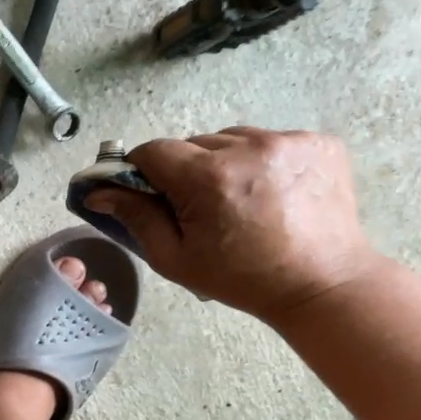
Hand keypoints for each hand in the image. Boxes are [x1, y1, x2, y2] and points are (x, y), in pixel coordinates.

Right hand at [87, 127, 383, 320]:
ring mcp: (291, 141)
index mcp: (208, 178)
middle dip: (183, 170)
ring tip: (233, 197)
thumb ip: (135, 217)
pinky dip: (257, 160)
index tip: (142, 191)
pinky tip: (265, 191)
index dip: (139, 170)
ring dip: (220, 162)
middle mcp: (250, 148)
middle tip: (193, 205)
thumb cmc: (238, 277)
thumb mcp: (171, 256)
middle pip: (192, 143)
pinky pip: (268, 141)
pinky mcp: (319, 142)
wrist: (322, 281)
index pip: (153, 150)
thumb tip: (98, 192)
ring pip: (230, 139)